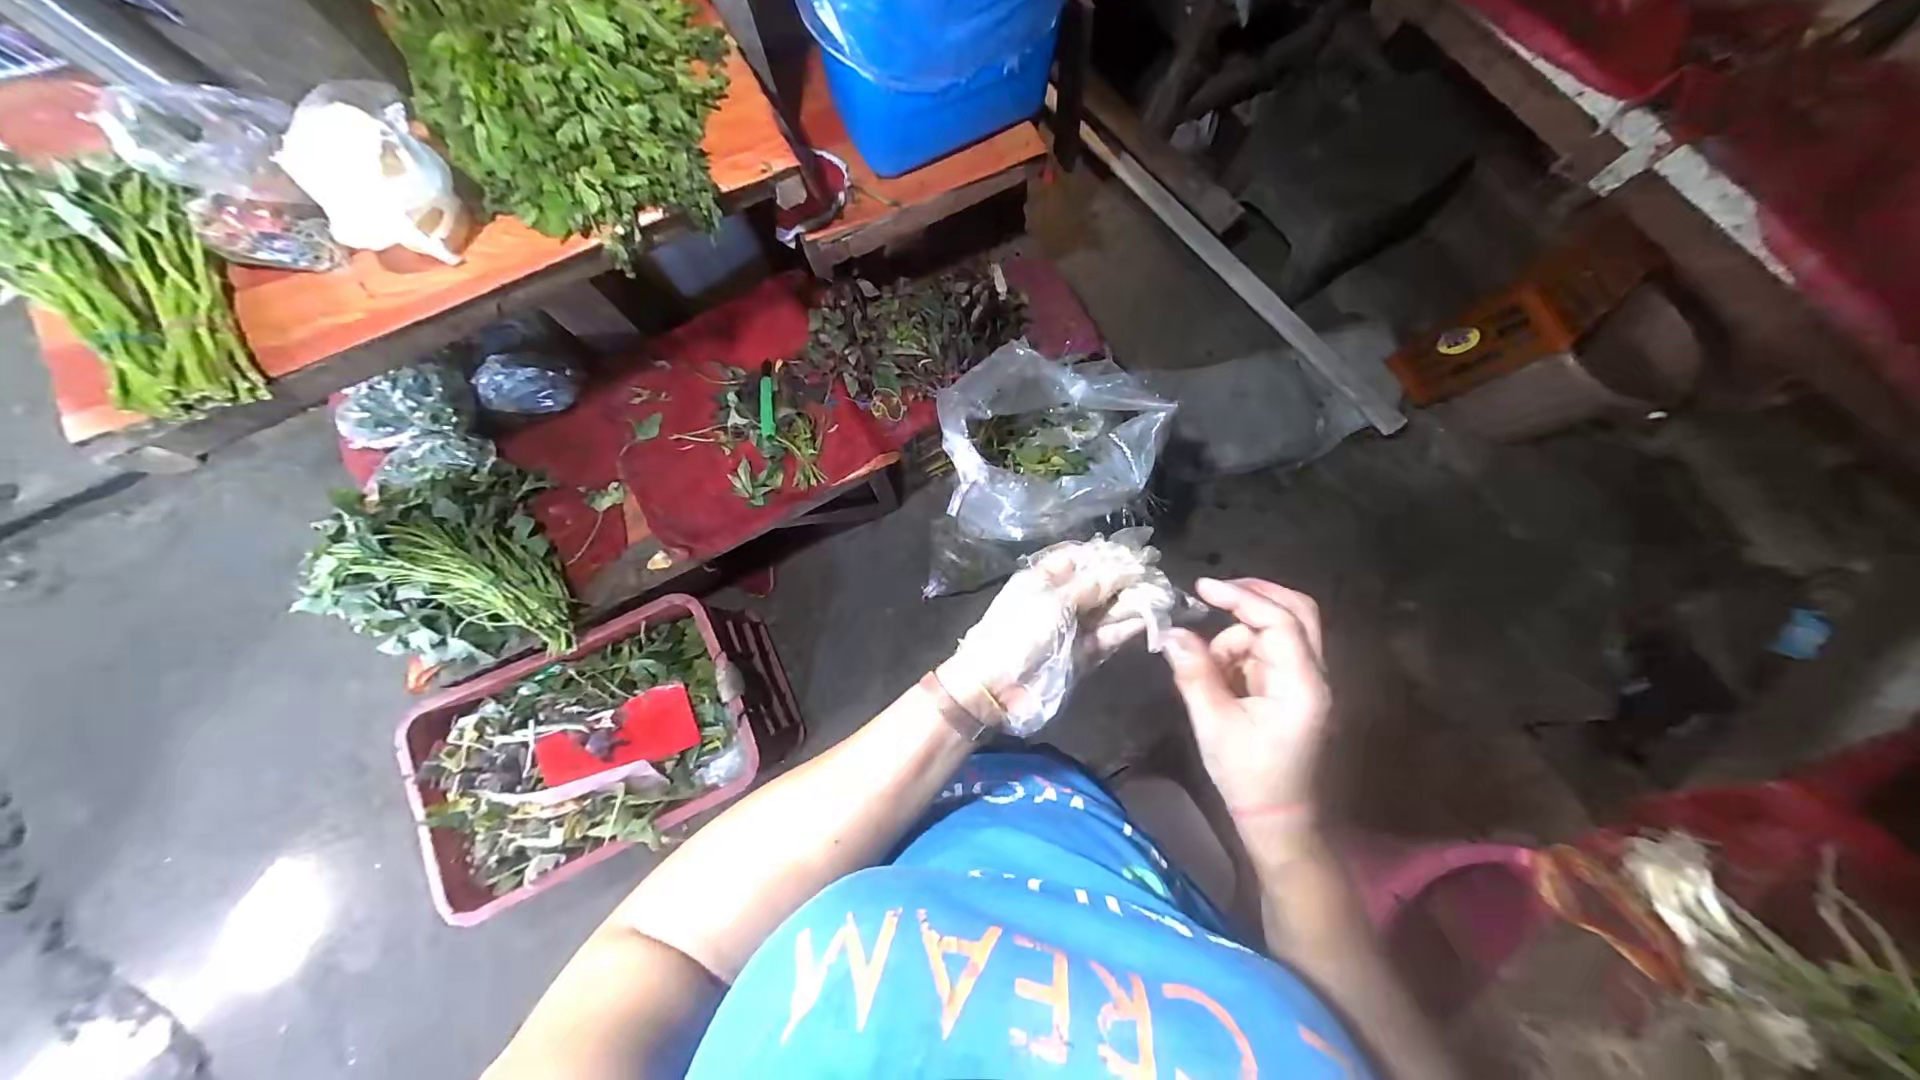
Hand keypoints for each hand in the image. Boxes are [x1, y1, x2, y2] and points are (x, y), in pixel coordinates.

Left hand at [936, 542, 1147, 734]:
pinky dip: (1125, 628)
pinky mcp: (1082, 653)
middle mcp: (1059, 599)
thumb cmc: (1020, 632)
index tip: (1133, 553)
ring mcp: (1071, 627)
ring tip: (1158, 595)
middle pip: (1096, 582)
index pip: (1077, 557)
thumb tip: (1126, 565)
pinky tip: (1147, 619)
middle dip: (1123, 578)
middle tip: (1154, 575)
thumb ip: (1092, 585)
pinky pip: (1107, 636)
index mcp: (1043, 578)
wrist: (996, 687)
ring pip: (1106, 609)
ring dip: (1130, 603)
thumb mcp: (1054, 602)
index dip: (1104, 554)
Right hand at [1161, 577, 1329, 820]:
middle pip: (1296, 612)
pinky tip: (1216, 676)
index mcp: (1301, 683)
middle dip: (1253, 595)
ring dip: (1237, 634)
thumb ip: (1194, 673)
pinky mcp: (1290, 688)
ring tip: (1206, 667)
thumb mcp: (1213, 723)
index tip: (1201, 588)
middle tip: (1211, 592)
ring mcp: (1304, 680)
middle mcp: (1313, 674)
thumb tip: (1170, 633)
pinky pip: (1266, 652)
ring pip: (1276, 631)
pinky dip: (1239, 651)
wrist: (1277, 818)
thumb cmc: (1248, 775)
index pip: (1279, 622)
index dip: (1241, 597)